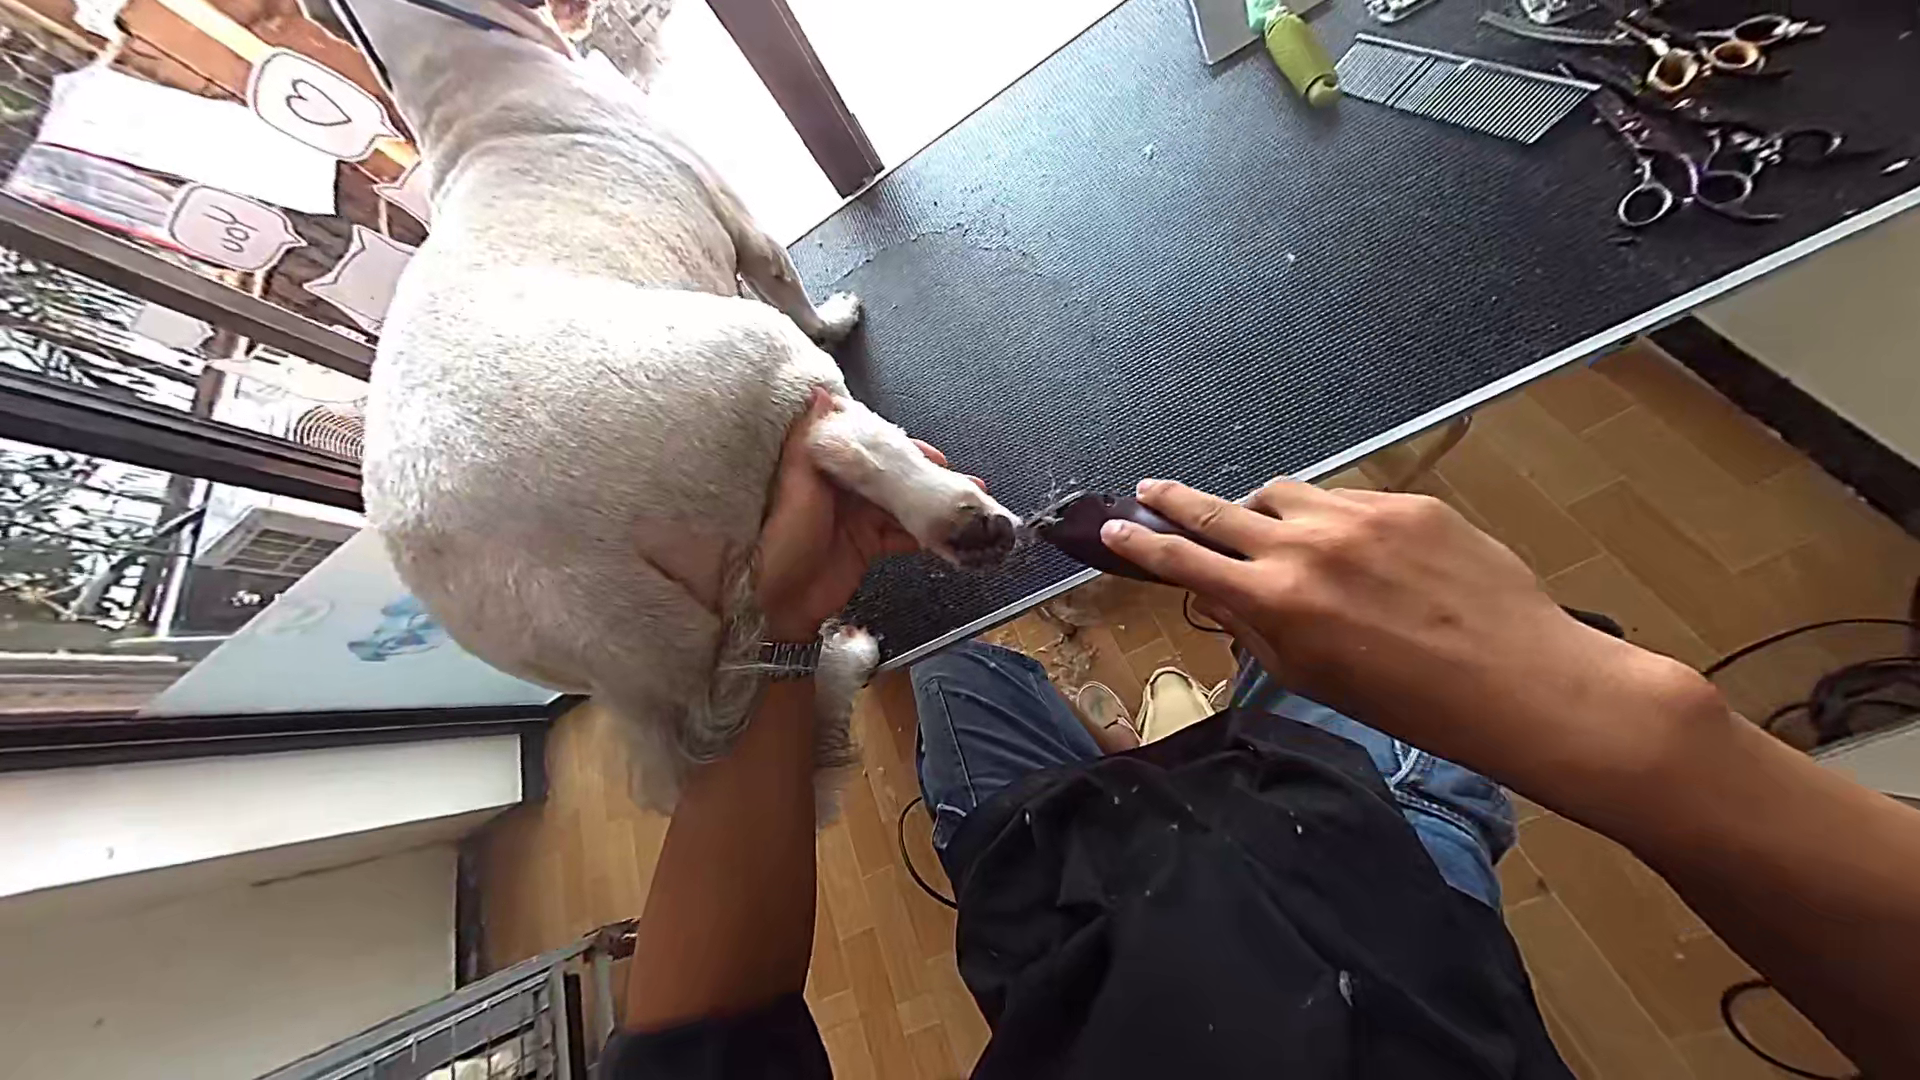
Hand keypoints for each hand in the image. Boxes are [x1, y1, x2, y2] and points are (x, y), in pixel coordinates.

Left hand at [755, 389, 979, 641]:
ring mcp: (858, 519)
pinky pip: (904, 535)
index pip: (874, 449)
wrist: (775, 603)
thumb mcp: (794, 485)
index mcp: (826, 468)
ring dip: (934, 506)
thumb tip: (821, 395)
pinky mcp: (868, 546)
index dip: (907, 451)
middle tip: (963, 485)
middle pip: (896, 478)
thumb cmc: (779, 543)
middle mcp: (845, 490)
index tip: (935, 456)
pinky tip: (947, 535)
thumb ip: (810, 440)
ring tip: (966, 507)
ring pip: (906, 505)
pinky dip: (927, 535)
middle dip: (931, 479)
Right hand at [1098, 478, 1718, 787]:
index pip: (1183, 562)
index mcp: (1276, 600)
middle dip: (1173, 499)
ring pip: (1277, 491)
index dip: (1139, 544)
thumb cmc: (1403, 700)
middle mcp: (1304, 548)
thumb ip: (1248, 626)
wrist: (1525, 684)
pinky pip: (1341, 498)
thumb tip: (1211, 593)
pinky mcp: (1404, 504)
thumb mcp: (1305, 674)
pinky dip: (1326, 517)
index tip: (1112, 529)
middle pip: (1216, 509)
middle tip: (1149, 490)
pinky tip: (1351, 546)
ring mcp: (1356, 517)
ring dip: (1259, 509)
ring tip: (1271, 530)